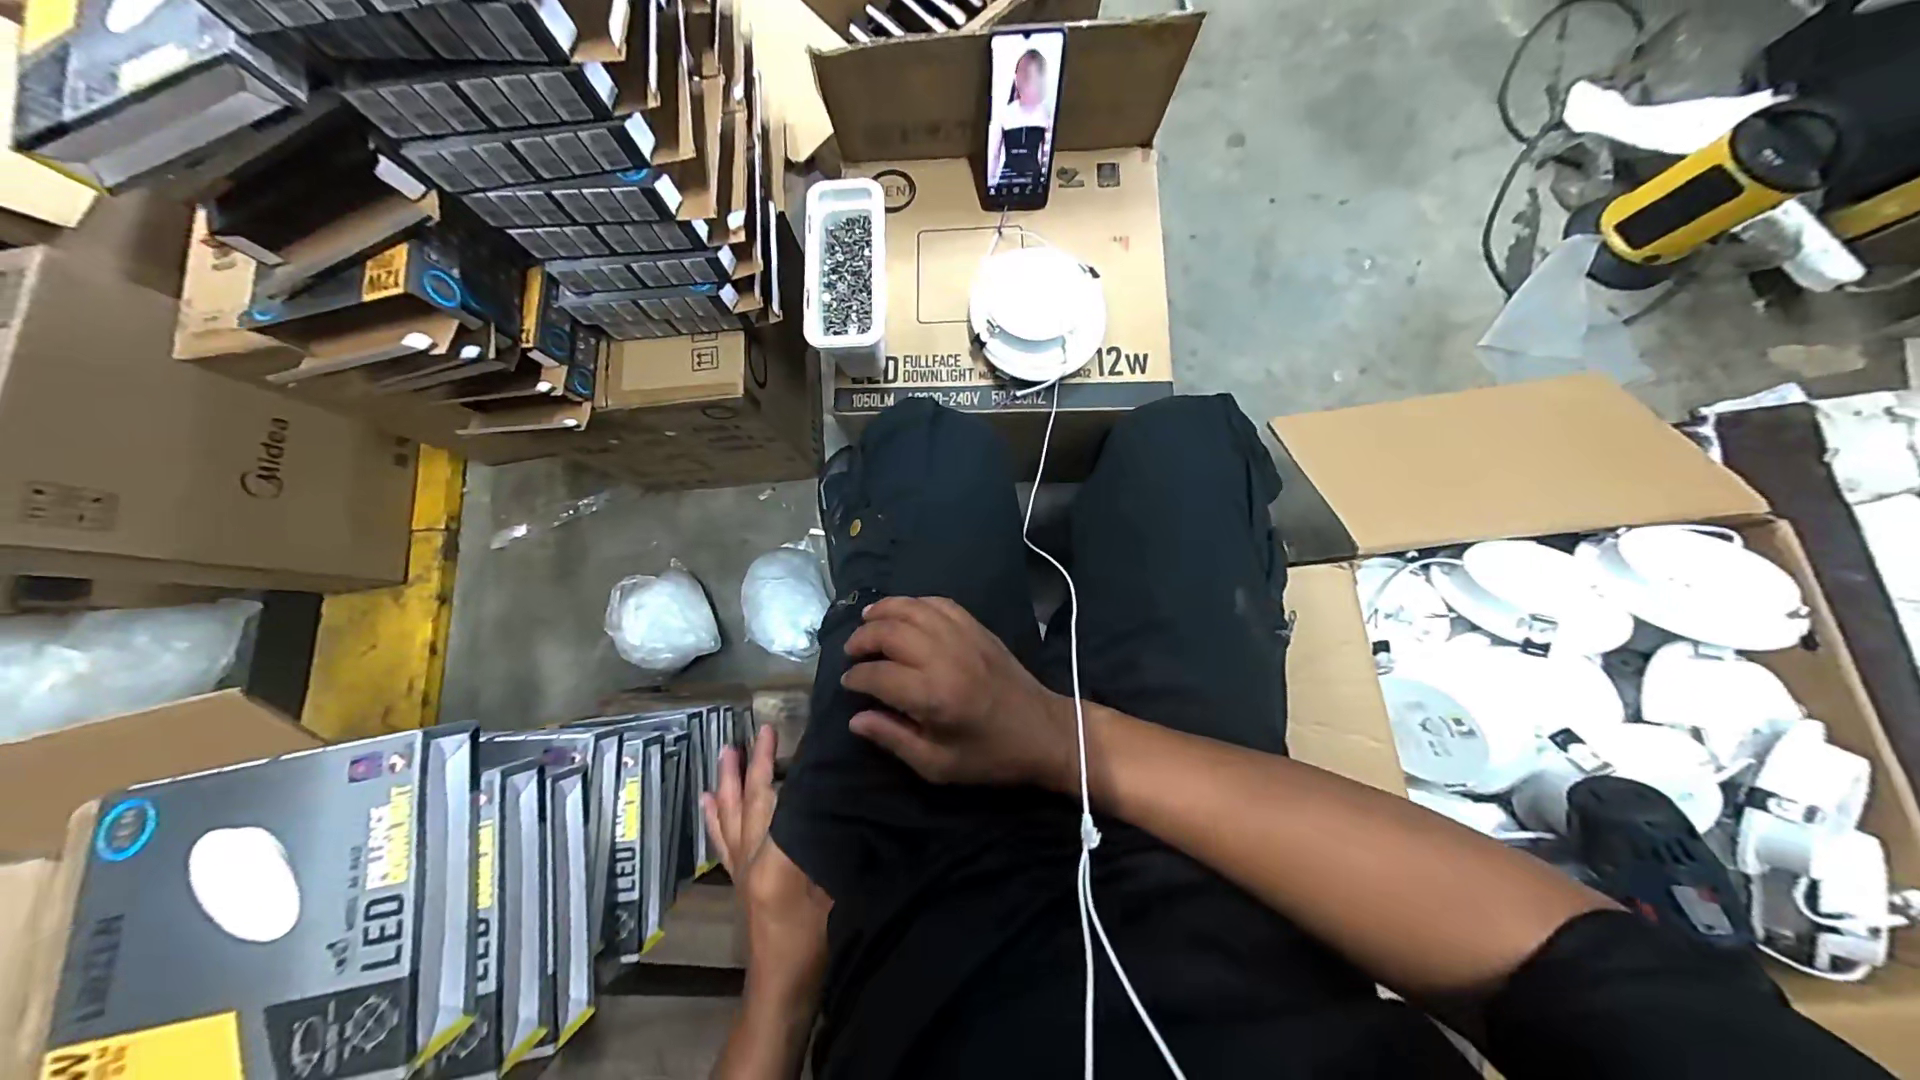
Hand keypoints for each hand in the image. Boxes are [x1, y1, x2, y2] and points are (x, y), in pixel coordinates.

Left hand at [702, 726, 831, 1000]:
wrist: (782, 986)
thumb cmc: (815, 940)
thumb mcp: (833, 889)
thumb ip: (828, 845)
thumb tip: (835, 803)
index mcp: (775, 858)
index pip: (778, 801)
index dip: (782, 767)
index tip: (790, 733)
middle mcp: (751, 858)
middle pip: (752, 802)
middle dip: (756, 764)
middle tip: (759, 732)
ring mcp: (740, 869)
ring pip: (730, 815)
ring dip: (729, 781)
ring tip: (726, 751)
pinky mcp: (738, 881)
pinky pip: (721, 840)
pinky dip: (714, 816)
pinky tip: (708, 799)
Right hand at [841, 596, 1077, 791]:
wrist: (1045, 731)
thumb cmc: (990, 755)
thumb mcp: (938, 765)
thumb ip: (893, 738)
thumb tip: (855, 719)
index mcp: (934, 696)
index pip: (878, 675)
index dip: (856, 678)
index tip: (848, 684)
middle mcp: (945, 657)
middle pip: (890, 632)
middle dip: (862, 639)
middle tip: (852, 653)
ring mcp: (964, 636)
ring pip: (913, 608)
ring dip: (884, 611)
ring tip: (867, 622)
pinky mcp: (978, 628)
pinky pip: (940, 603)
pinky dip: (916, 602)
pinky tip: (904, 613)